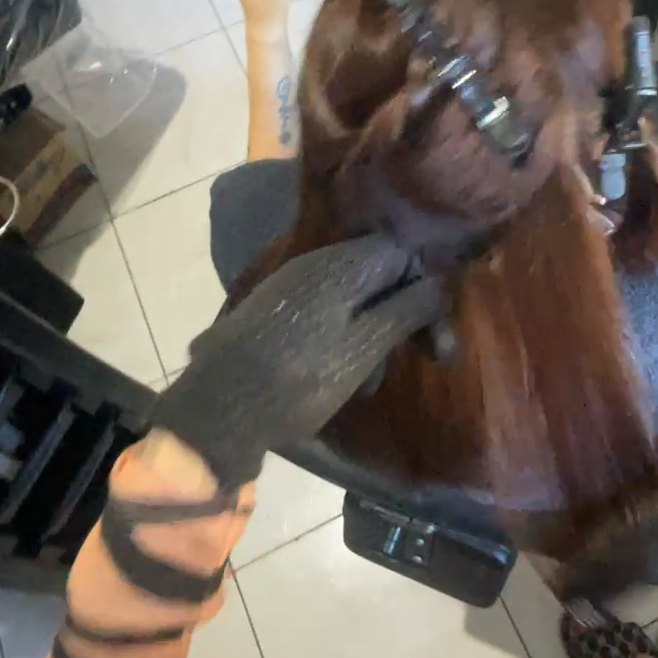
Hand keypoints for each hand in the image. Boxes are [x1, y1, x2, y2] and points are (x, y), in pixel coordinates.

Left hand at [150, 235, 439, 488]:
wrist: (219, 404)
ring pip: (354, 299)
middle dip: (403, 317)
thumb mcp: (365, 346)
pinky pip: (327, 314)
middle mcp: (317, 263)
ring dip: (375, 335)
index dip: (425, 290)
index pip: (402, 253)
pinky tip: (344, 376)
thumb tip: (438, 284)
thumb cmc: (302, 376)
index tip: (434, 338)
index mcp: (343, 264)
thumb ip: (406, 310)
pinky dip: (346, 339)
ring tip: (372, 383)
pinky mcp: (276, 309)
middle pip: (379, 276)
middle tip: (422, 361)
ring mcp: (293, 285)